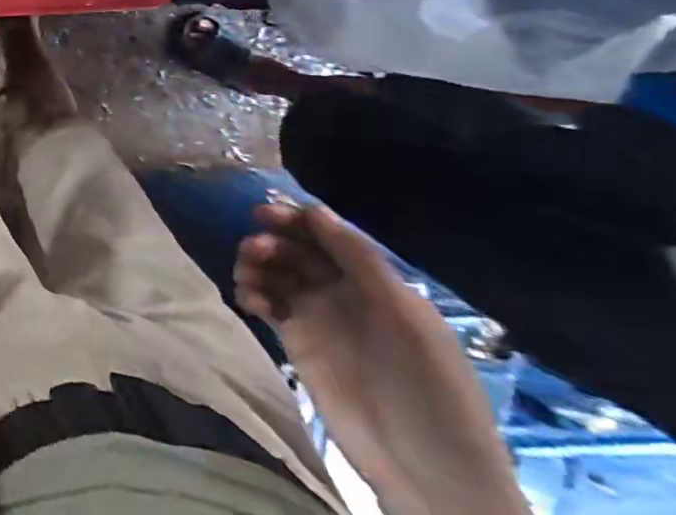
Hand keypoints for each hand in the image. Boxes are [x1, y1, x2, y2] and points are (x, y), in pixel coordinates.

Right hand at [235, 204, 525, 514]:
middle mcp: (344, 292)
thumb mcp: (406, 317)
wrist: (425, 467)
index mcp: (376, 282)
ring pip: (276, 273)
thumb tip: (315, 209)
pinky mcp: (297, 341)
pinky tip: (249, 302)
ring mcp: (319, 317)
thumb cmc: (428, 387)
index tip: (265, 214)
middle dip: (271, 241)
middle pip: (297, 250)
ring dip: (257, 265)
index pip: (329, 236)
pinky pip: (267, 303)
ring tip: (247, 277)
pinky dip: (252, 294)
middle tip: (253, 249)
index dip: (297, 220)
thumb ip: (361, 260)